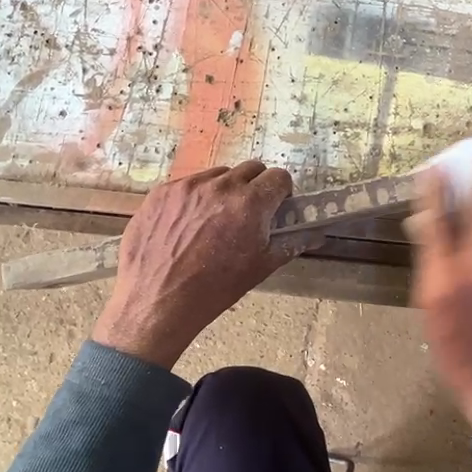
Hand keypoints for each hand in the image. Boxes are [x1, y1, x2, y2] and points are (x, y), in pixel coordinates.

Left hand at [93, 161, 311, 368]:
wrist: (156, 302)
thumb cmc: (215, 289)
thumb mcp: (260, 268)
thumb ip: (291, 243)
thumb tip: (315, 235)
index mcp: (251, 203)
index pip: (279, 176)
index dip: (281, 192)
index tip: (275, 207)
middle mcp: (221, 186)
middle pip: (251, 169)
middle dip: (256, 186)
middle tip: (248, 212)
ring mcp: (187, 186)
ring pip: (219, 174)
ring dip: (225, 189)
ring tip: (214, 218)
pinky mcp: (161, 192)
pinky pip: (188, 184)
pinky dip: (196, 196)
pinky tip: (188, 223)